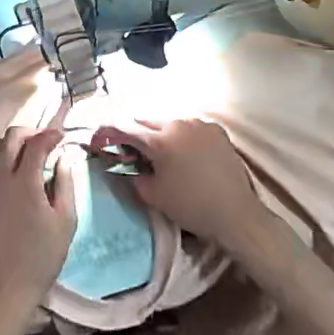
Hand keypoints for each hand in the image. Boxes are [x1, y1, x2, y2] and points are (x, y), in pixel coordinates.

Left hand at [0, 127, 78, 319]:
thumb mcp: (65, 221)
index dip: (51, 134)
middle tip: (49, 140)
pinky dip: (5, 154)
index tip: (63, 136)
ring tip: (34, 152)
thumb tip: (63, 159)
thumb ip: (65, 184)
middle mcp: (2, 178)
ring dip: (15, 141)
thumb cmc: (42, 256)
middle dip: (31, 131)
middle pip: (11, 137)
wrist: (6, 287)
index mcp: (24, 182)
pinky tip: (21, 168)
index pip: (35, 143)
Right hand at [89, 118, 271, 253]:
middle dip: (136, 133)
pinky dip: (182, 136)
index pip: (124, 128)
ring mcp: (199, 124)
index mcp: (159, 140)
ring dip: (160, 134)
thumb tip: (126, 165)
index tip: (98, 141)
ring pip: (170, 123)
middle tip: (132, 151)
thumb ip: (134, 175)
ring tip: (162, 154)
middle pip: (147, 121)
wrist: (235, 213)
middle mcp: (178, 123)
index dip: (107, 134)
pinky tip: (185, 154)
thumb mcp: (153, 195)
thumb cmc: (190, 206)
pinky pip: (191, 127)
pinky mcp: (216, 130)